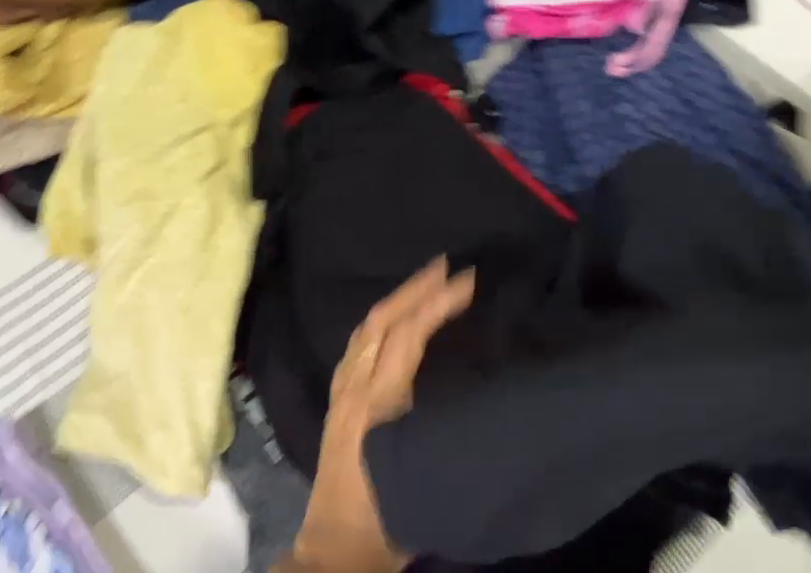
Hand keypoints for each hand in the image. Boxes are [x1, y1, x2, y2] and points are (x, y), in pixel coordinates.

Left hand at [278, 257, 475, 572]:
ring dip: (396, 299)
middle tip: (447, 266)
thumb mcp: (425, 470)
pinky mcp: (335, 403)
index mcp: (377, 402)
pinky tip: (392, 319)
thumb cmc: (388, 518)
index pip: (407, 335)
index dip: (436, 303)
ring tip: (424, 282)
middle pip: (381, 322)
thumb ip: (445, 423)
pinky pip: (356, 346)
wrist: (334, 551)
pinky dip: (379, 322)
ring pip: (364, 330)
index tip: (467, 281)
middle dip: (414, 288)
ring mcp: (340, 393)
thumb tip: (475, 378)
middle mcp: (354, 388)